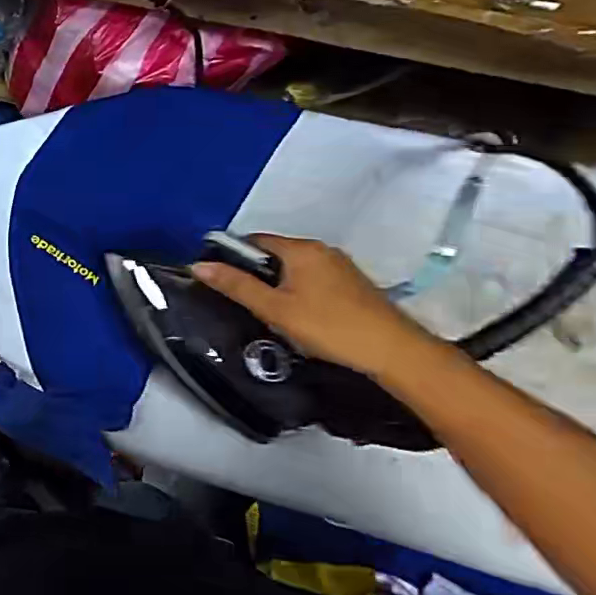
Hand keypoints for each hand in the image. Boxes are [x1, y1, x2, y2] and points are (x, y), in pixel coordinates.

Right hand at [191, 234, 445, 380]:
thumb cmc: (330, 327)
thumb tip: (198, 265)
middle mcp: (322, 250)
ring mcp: (341, 266)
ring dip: (279, 285)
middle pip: (275, 254)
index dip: (233, 256)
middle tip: (246, 302)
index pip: (254, 240)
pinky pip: (313, 279)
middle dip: (257, 274)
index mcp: (301, 249)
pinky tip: (300, 317)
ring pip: (295, 269)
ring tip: (271, 313)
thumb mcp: (275, 309)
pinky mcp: (354, 285)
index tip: (222, 280)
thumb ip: (236, 286)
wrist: (397, 354)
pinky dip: (299, 292)